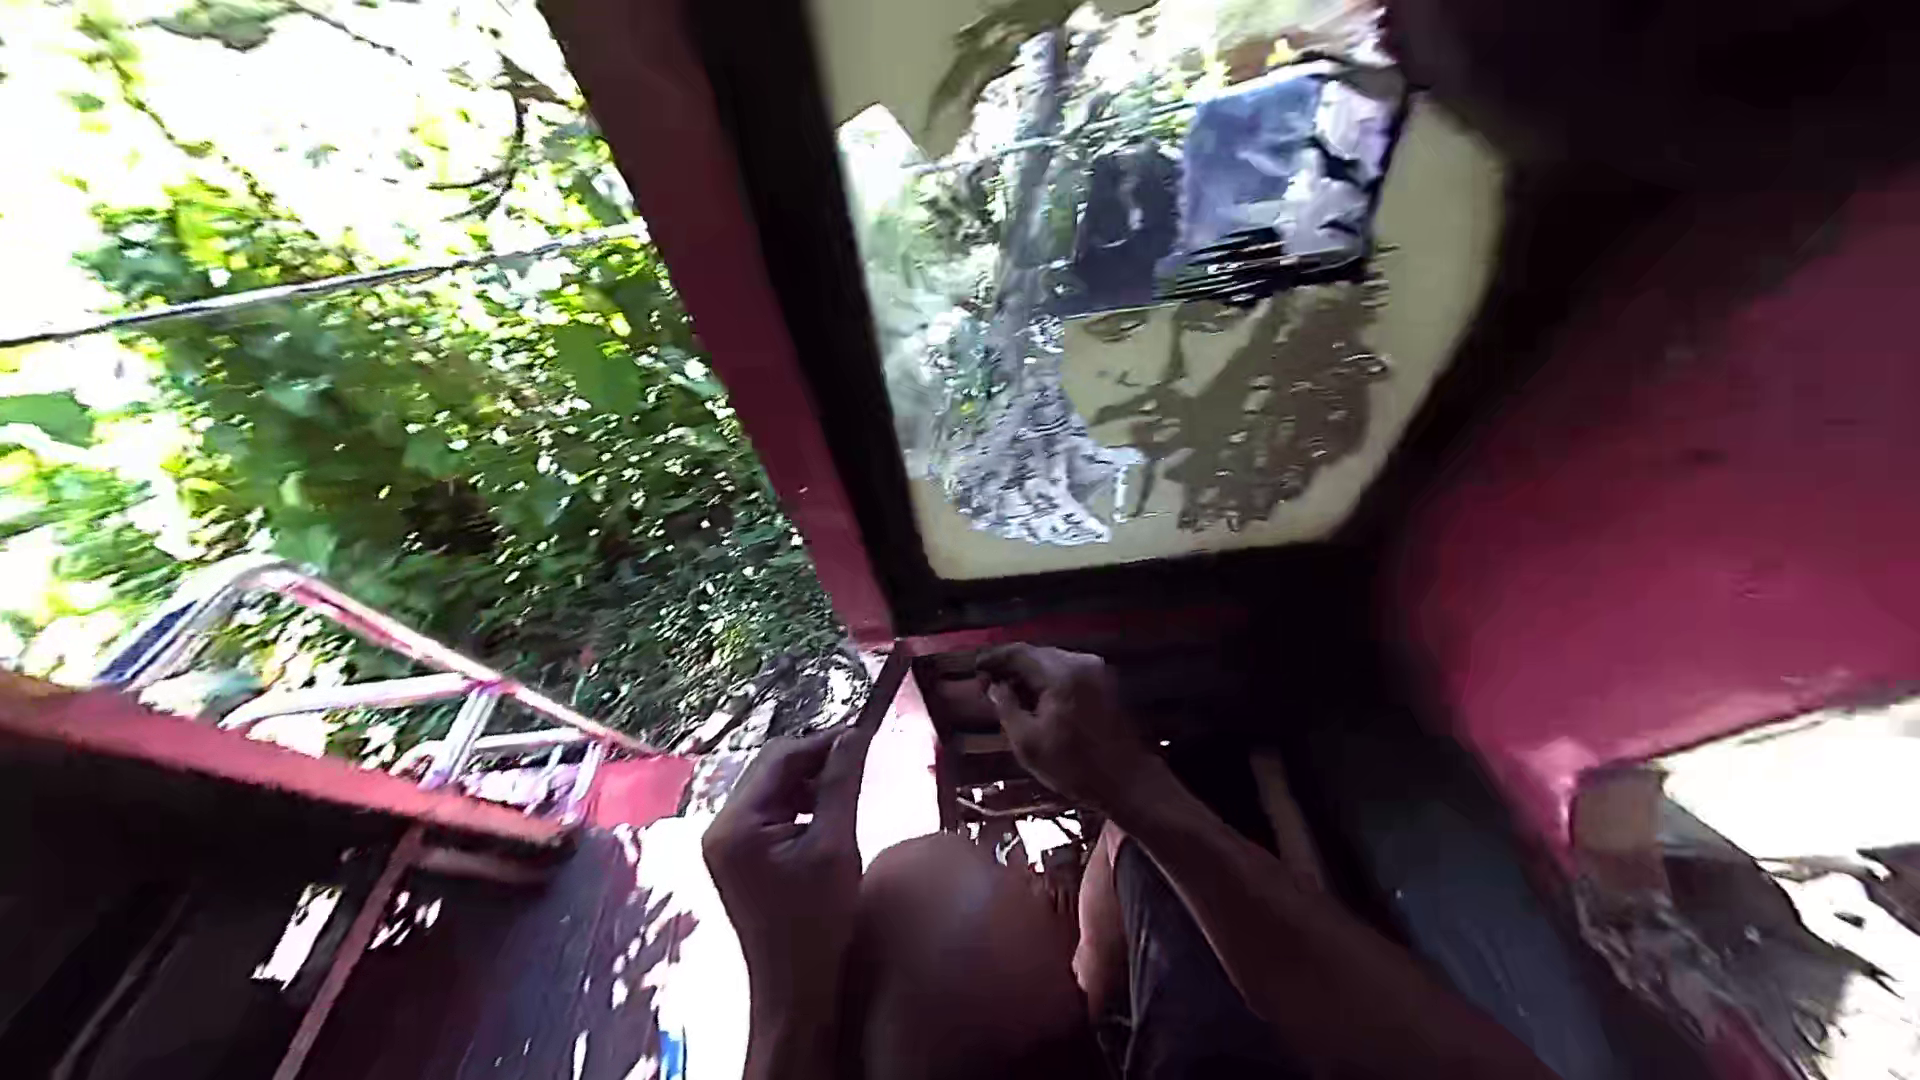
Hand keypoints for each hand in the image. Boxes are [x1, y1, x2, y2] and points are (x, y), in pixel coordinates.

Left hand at [703, 719, 876, 1031]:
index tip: (862, 731)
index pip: (779, 757)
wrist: (797, 991)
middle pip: (771, 768)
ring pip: (773, 786)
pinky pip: (772, 809)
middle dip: (814, 758)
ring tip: (846, 781)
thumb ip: (841, 782)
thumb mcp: (835, 844)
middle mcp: (722, 826)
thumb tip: (853, 733)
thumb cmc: (818, 921)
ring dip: (809, 779)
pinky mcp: (740, 854)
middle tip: (858, 753)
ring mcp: (727, 842)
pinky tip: (826, 807)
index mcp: (736, 825)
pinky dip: (800, 800)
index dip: (822, 740)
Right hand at [977, 644, 1157, 811]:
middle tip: (988, 683)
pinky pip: (1066, 670)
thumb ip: (1006, 707)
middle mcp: (1080, 662)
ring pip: (1051, 661)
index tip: (975, 669)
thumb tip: (994, 685)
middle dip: (1010, 666)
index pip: (1018, 652)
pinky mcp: (1104, 681)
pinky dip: (1047, 678)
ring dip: (1028, 672)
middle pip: (1035, 653)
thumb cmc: (1074, 767)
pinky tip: (1034, 696)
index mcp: (1061, 674)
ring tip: (1008, 691)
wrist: (1128, 782)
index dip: (993, 658)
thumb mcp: (1028, 742)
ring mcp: (1095, 669)